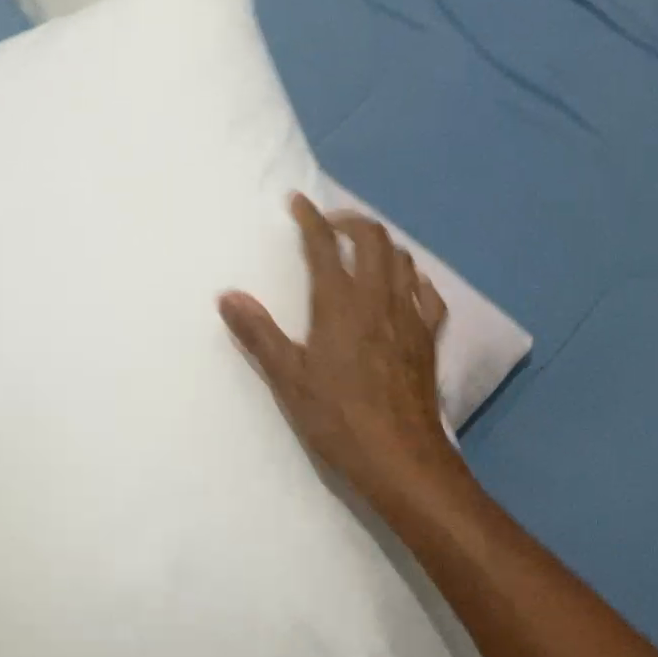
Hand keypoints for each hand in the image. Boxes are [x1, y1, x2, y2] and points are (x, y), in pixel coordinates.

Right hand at [220, 193, 460, 504]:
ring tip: (363, 252)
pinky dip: (414, 279)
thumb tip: (228, 295)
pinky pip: (428, 292)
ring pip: (402, 259)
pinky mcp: (429, 335)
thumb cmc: (338, 417)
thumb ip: (259, 334)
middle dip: (351, 221)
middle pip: (372, 237)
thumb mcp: (288, 379)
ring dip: (382, 245)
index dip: (310, 217)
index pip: (323, 244)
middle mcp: (377, 296)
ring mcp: (409, 313)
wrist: (400, 455)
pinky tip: (406, 286)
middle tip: (330, 226)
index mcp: (339, 302)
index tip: (298, 201)